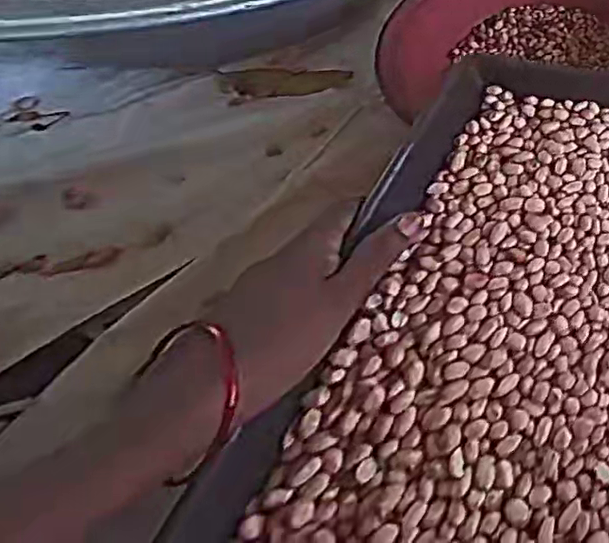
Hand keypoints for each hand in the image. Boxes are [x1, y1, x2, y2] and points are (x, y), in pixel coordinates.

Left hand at [131, 203, 429, 464]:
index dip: (377, 211)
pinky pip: (284, 299)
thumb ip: (377, 258)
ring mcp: (253, 287)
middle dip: (357, 252)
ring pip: (305, 272)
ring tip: (355, 311)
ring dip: (330, 282)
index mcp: (309, 244)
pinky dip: (305, 306)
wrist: (193, 400)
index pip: (348, 207)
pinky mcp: (237, 317)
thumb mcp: (342, 300)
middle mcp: (279, 257)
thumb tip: (415, 215)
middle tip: (388, 276)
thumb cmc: (282, 341)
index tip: (403, 229)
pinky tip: (313, 335)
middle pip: (327, 241)